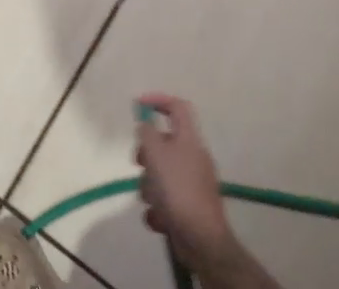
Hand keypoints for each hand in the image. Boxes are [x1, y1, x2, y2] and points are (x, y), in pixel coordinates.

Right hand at [134, 94, 236, 272]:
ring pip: (160, 175)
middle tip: (139, 163)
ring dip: (149, 187)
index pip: (178, 107)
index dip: (158, 100)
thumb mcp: (157, 153)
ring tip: (153, 200)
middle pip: (164, 144)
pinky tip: (160, 218)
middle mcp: (192, 158)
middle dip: (146, 155)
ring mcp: (191, 184)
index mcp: (189, 140)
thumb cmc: (177, 189)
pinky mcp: (186, 208)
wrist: (200, 239)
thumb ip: (147, 133)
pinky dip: (158, 209)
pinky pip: (164, 200)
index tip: (137, 106)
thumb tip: (145, 125)